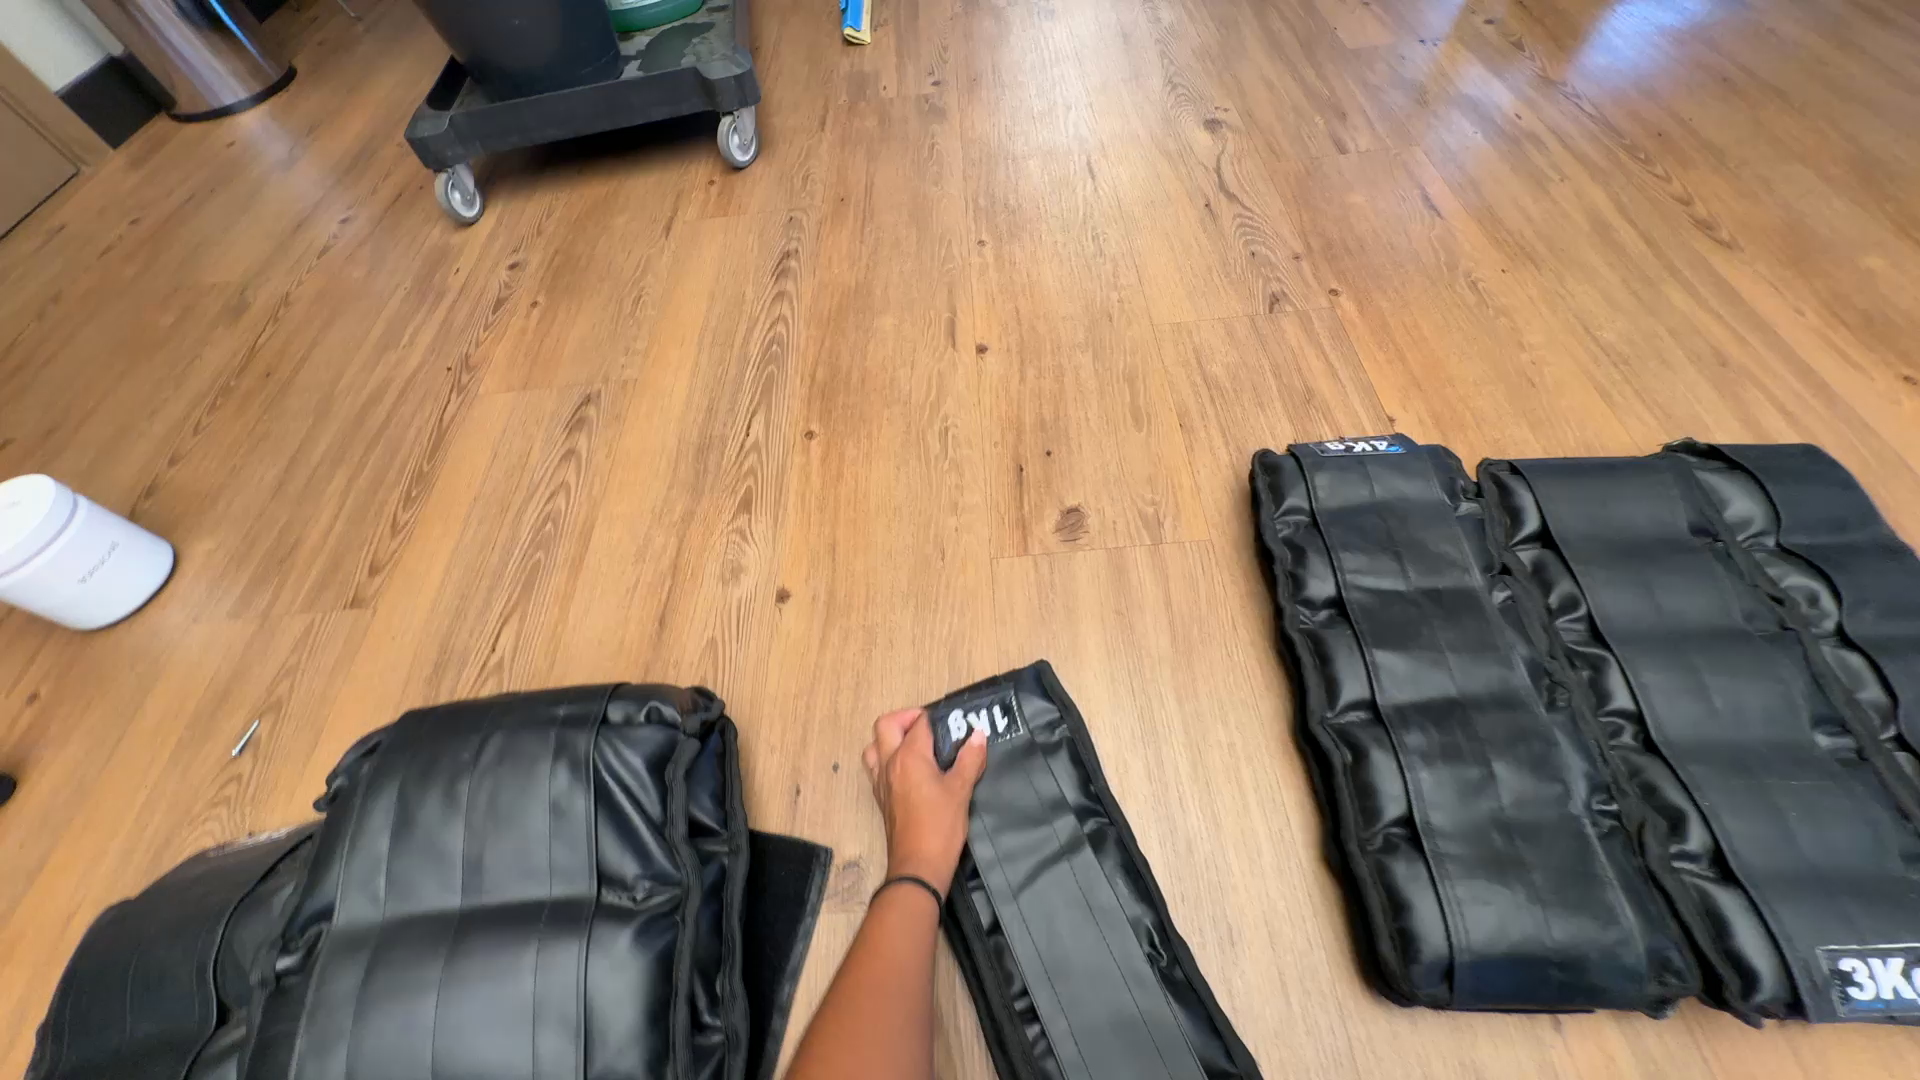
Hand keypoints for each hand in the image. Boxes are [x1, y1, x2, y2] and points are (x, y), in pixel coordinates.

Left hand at [861, 708, 987, 895]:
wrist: (918, 867)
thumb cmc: (940, 826)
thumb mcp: (961, 790)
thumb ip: (970, 759)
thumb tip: (978, 735)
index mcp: (909, 756)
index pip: (919, 723)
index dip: (937, 719)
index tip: (954, 724)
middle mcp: (890, 763)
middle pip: (886, 725)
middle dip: (906, 718)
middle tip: (929, 727)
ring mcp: (881, 781)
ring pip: (875, 745)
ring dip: (891, 738)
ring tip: (915, 745)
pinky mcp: (881, 797)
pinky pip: (876, 766)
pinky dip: (887, 758)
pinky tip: (909, 770)